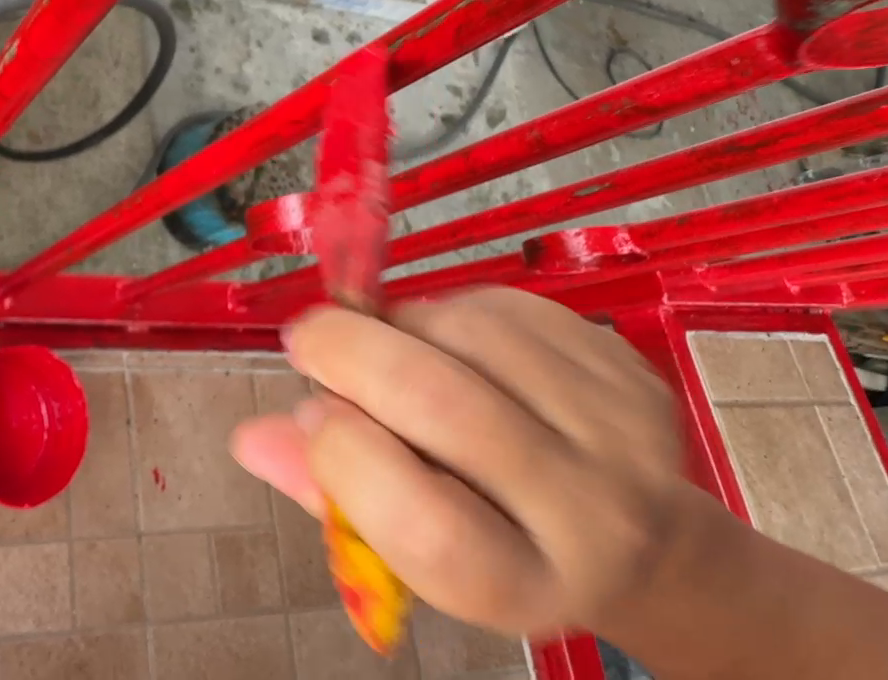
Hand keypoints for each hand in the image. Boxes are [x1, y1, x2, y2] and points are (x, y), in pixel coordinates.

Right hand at [232, 287, 704, 636]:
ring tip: (381, 345)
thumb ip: (324, 491)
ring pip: (468, 332)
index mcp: (520, 584)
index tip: (310, 418)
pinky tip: (436, 336)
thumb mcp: (403, 548)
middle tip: (306, 342)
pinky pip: (502, 304)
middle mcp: (591, 517)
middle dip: (346, 351)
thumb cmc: (490, 543)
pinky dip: (441, 306)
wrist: (637, 539)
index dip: (344, 457)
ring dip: (394, 322)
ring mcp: (619, 433)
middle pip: (444, 405)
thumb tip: (250, 437)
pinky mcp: (625, 368)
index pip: (426, 526)